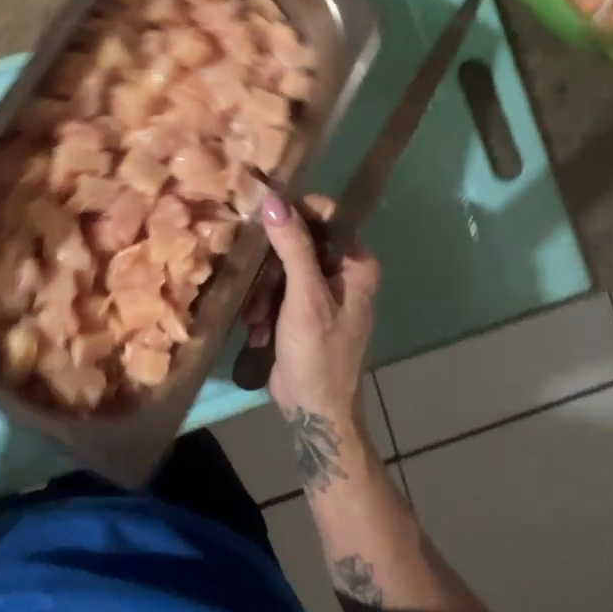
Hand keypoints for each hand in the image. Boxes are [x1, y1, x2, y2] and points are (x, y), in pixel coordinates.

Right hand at [247, 191, 379, 425]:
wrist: (315, 412)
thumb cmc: (319, 353)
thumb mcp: (305, 297)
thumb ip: (293, 247)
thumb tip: (273, 199)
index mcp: (356, 263)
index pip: (326, 216)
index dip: (294, 214)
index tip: (263, 223)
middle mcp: (342, 272)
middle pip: (297, 240)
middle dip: (271, 267)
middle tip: (257, 288)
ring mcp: (320, 292)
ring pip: (280, 265)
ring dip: (263, 292)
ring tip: (256, 318)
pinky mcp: (301, 310)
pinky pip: (275, 289)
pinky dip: (263, 307)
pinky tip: (258, 329)